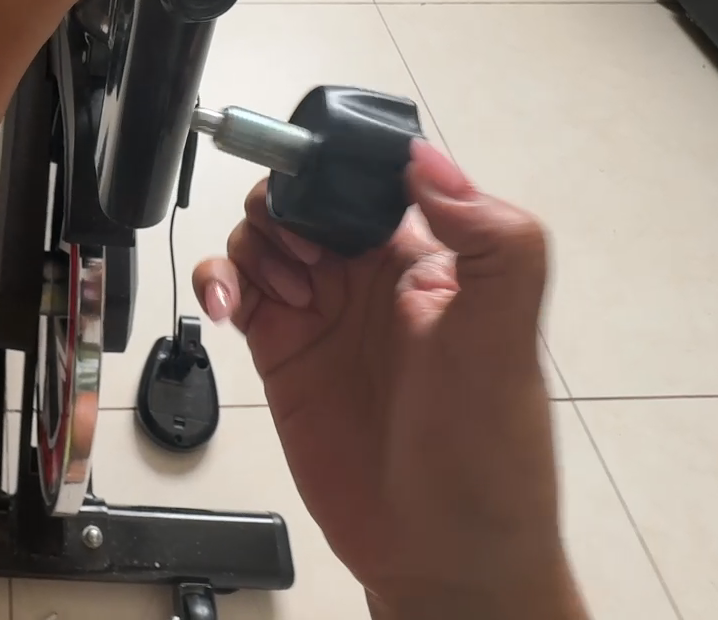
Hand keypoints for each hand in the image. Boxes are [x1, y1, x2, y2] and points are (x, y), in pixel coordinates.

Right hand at [193, 142, 588, 619]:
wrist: (435, 556)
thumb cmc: (485, 451)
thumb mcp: (501, 343)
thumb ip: (491, 245)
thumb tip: (427, 159)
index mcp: (420, 256)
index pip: (364, 180)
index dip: (331, 172)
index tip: (315, 197)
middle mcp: (363, 272)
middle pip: (298, 200)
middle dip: (282, 210)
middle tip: (300, 259)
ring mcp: (315, 306)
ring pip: (258, 236)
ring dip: (251, 247)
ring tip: (282, 299)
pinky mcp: (275, 342)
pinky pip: (231, 286)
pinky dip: (215, 282)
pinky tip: (226, 308)